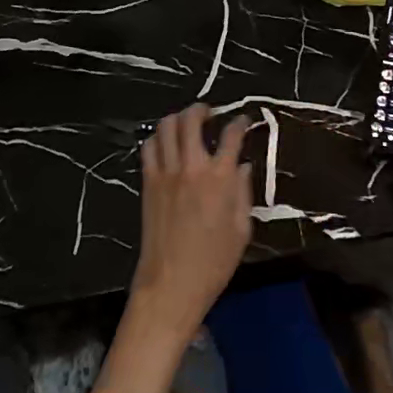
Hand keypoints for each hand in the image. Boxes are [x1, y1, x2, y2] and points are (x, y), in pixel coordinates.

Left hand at [130, 105, 251, 333]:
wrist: (171, 283)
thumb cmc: (214, 262)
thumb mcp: (241, 229)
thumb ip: (243, 191)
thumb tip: (243, 166)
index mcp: (220, 178)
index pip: (232, 135)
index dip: (240, 122)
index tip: (243, 121)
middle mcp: (191, 167)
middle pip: (191, 119)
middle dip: (202, 109)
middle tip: (209, 113)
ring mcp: (166, 172)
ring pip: (166, 127)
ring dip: (178, 119)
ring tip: (187, 124)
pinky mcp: (148, 182)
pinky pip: (148, 147)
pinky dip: (158, 138)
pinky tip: (166, 144)